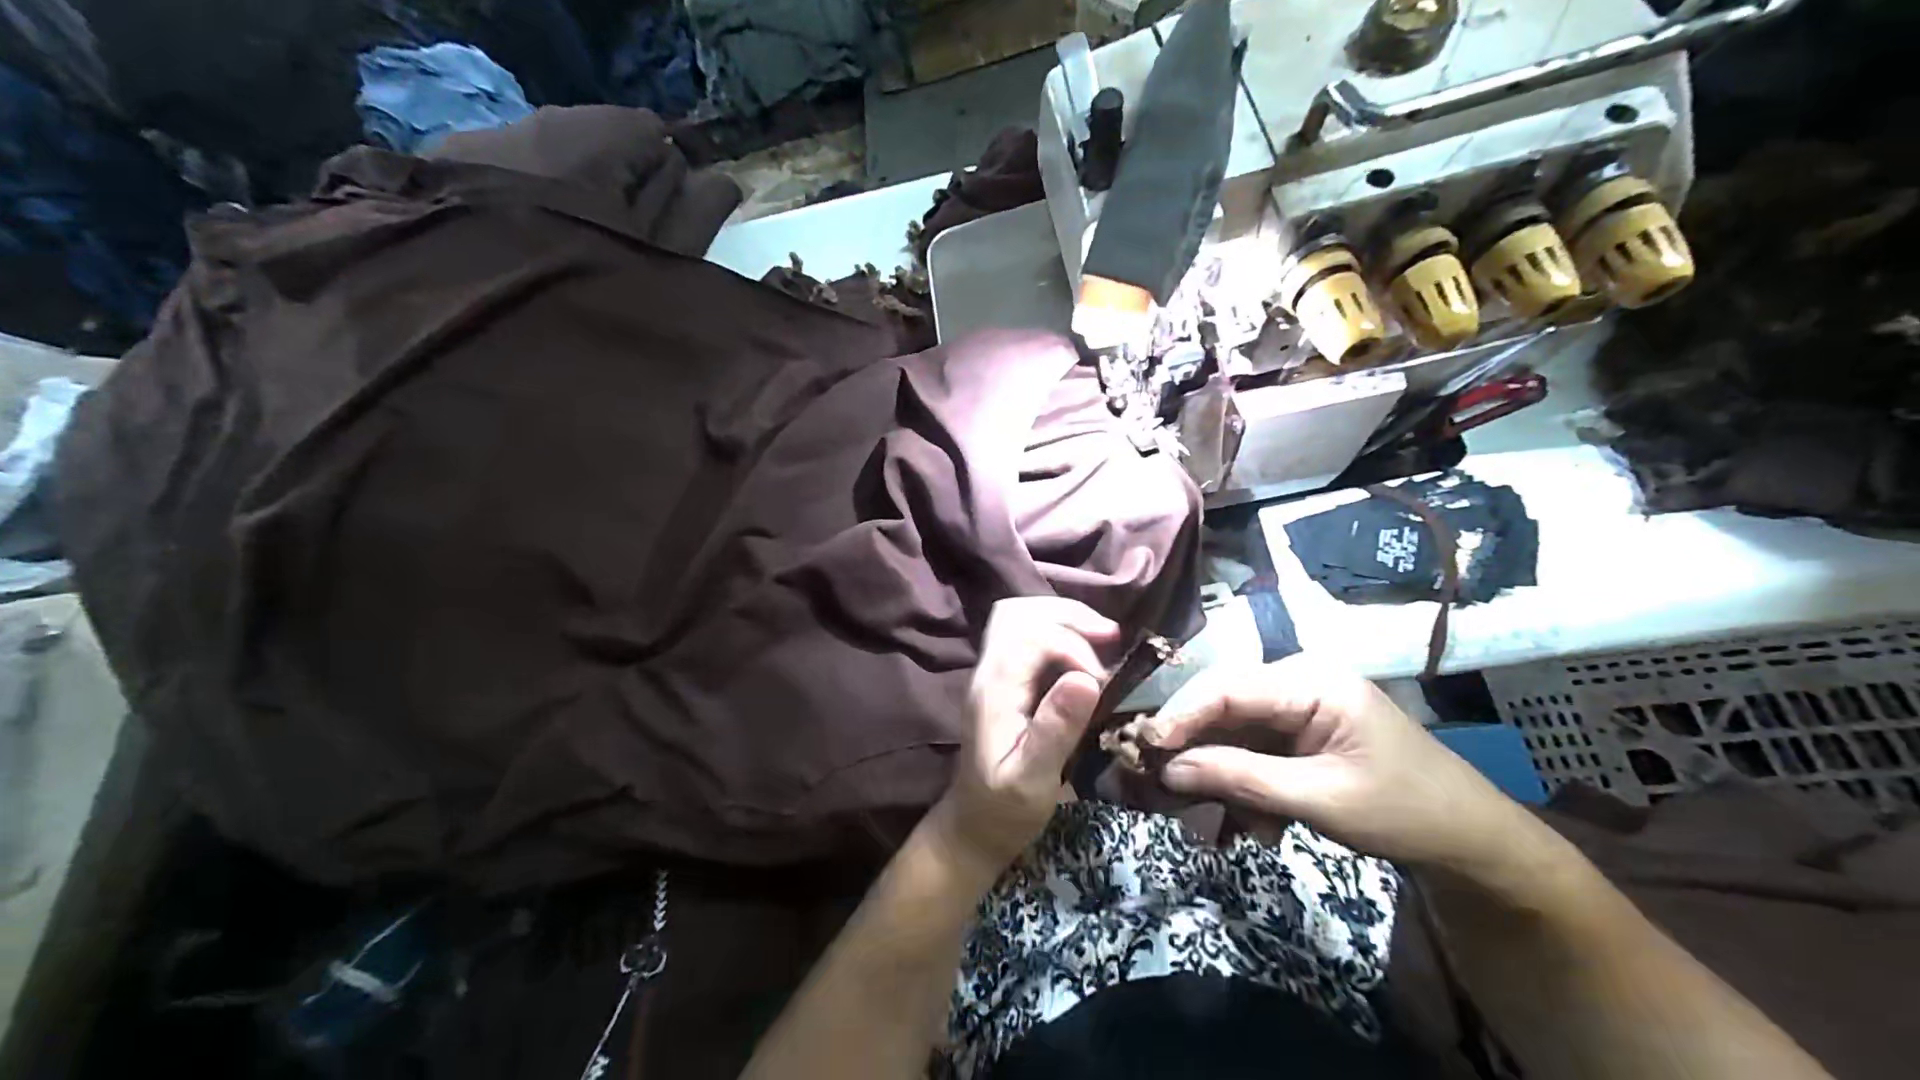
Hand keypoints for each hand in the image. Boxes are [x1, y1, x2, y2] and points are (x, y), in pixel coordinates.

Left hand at [929, 597, 1117, 873]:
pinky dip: (1060, 632)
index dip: (1074, 648)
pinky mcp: (1006, 681)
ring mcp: (994, 674)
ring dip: (1064, 618)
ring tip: (1104, 636)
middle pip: (1019, 612)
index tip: (1102, 684)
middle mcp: (989, 672)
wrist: (974, 825)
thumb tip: (1086, 679)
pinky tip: (1087, 650)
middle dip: (1068, 615)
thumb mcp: (1032, 780)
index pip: (1032, 636)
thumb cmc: (1003, 809)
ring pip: (1022, 618)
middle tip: (1111, 635)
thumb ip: (1055, 730)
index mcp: (994, 690)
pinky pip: (1028, 636)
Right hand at [1143, 656, 1543, 876]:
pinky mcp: (1299, 732)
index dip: (1181, 715)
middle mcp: (1298, 681)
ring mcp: (1298, 706)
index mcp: (1311, 681)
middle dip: (1196, 750)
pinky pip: (1252, 751)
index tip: (1144, 747)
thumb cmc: (1404, 811)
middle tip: (1161, 783)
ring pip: (1232, 734)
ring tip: (1225, 826)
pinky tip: (1256, 827)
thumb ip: (1241, 779)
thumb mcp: (1320, 799)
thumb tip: (1168, 771)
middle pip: (1223, 706)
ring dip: (1223, 778)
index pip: (1227, 688)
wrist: (1471, 840)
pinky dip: (1246, 787)